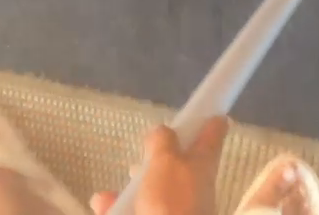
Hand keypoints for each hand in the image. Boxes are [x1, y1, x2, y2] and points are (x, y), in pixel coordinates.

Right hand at [89, 117, 229, 214]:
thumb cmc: (172, 201)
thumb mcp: (165, 161)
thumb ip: (162, 141)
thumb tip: (161, 132)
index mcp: (203, 162)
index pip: (214, 135)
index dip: (212, 122)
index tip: (213, 114)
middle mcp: (196, 186)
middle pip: (183, 165)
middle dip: (161, 158)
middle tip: (146, 153)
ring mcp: (180, 209)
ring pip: (157, 192)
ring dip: (135, 188)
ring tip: (112, 190)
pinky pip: (141, 210)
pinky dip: (121, 208)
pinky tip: (104, 205)